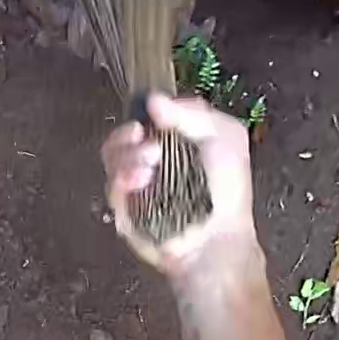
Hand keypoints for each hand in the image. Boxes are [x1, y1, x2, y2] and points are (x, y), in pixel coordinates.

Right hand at [100, 94, 260, 285]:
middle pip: (119, 139)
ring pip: (111, 160)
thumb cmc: (227, 191)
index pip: (142, 120)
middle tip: (144, 141)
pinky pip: (112, 190)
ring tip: (148, 166)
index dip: (140, 115)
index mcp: (172, 143)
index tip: (146, 119)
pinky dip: (122, 181)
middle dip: (125, 136)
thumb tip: (152, 101)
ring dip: (125, 156)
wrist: (217, 238)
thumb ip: (192, 112)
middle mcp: (150, 164)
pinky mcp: (124, 213)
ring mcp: (135, 190)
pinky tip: (140, 181)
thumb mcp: (224, 136)